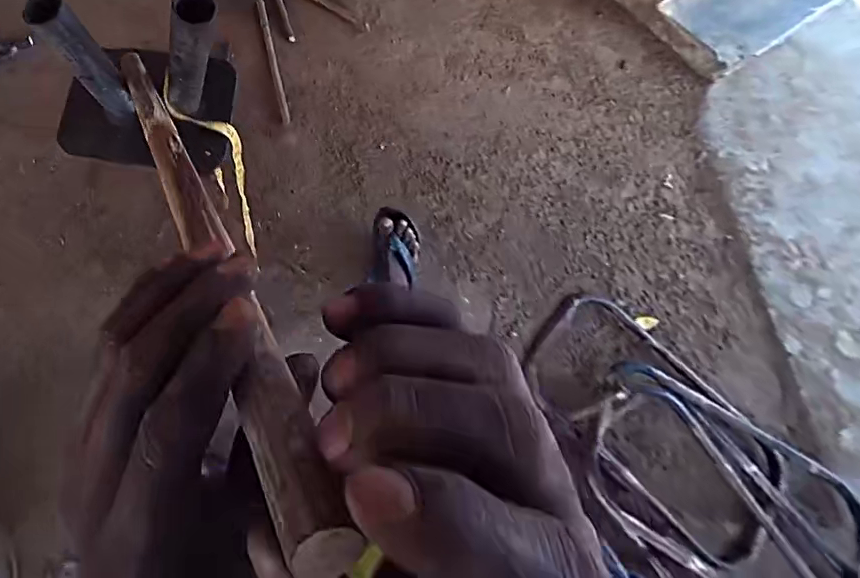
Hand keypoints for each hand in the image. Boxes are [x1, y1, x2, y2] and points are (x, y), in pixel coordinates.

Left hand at [63, 249, 258, 577]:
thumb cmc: (196, 573)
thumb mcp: (243, 538)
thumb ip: (271, 457)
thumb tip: (299, 363)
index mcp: (140, 525)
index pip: (167, 425)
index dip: (206, 363)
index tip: (247, 314)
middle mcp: (94, 473)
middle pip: (133, 369)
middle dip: (188, 307)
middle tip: (238, 267)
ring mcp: (76, 437)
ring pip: (112, 343)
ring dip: (165, 290)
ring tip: (210, 253)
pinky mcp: (76, 412)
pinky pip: (104, 342)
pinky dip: (141, 300)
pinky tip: (174, 272)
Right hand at [316, 283, 605, 577]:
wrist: (469, 546)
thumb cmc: (420, 558)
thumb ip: (351, 557)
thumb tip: (312, 514)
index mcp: (535, 564)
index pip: (503, 542)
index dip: (432, 512)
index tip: (359, 489)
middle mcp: (546, 486)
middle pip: (497, 425)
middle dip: (396, 415)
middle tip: (327, 438)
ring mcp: (520, 413)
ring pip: (481, 358)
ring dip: (391, 354)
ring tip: (331, 379)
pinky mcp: (476, 363)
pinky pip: (449, 320)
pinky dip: (391, 306)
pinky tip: (338, 316)